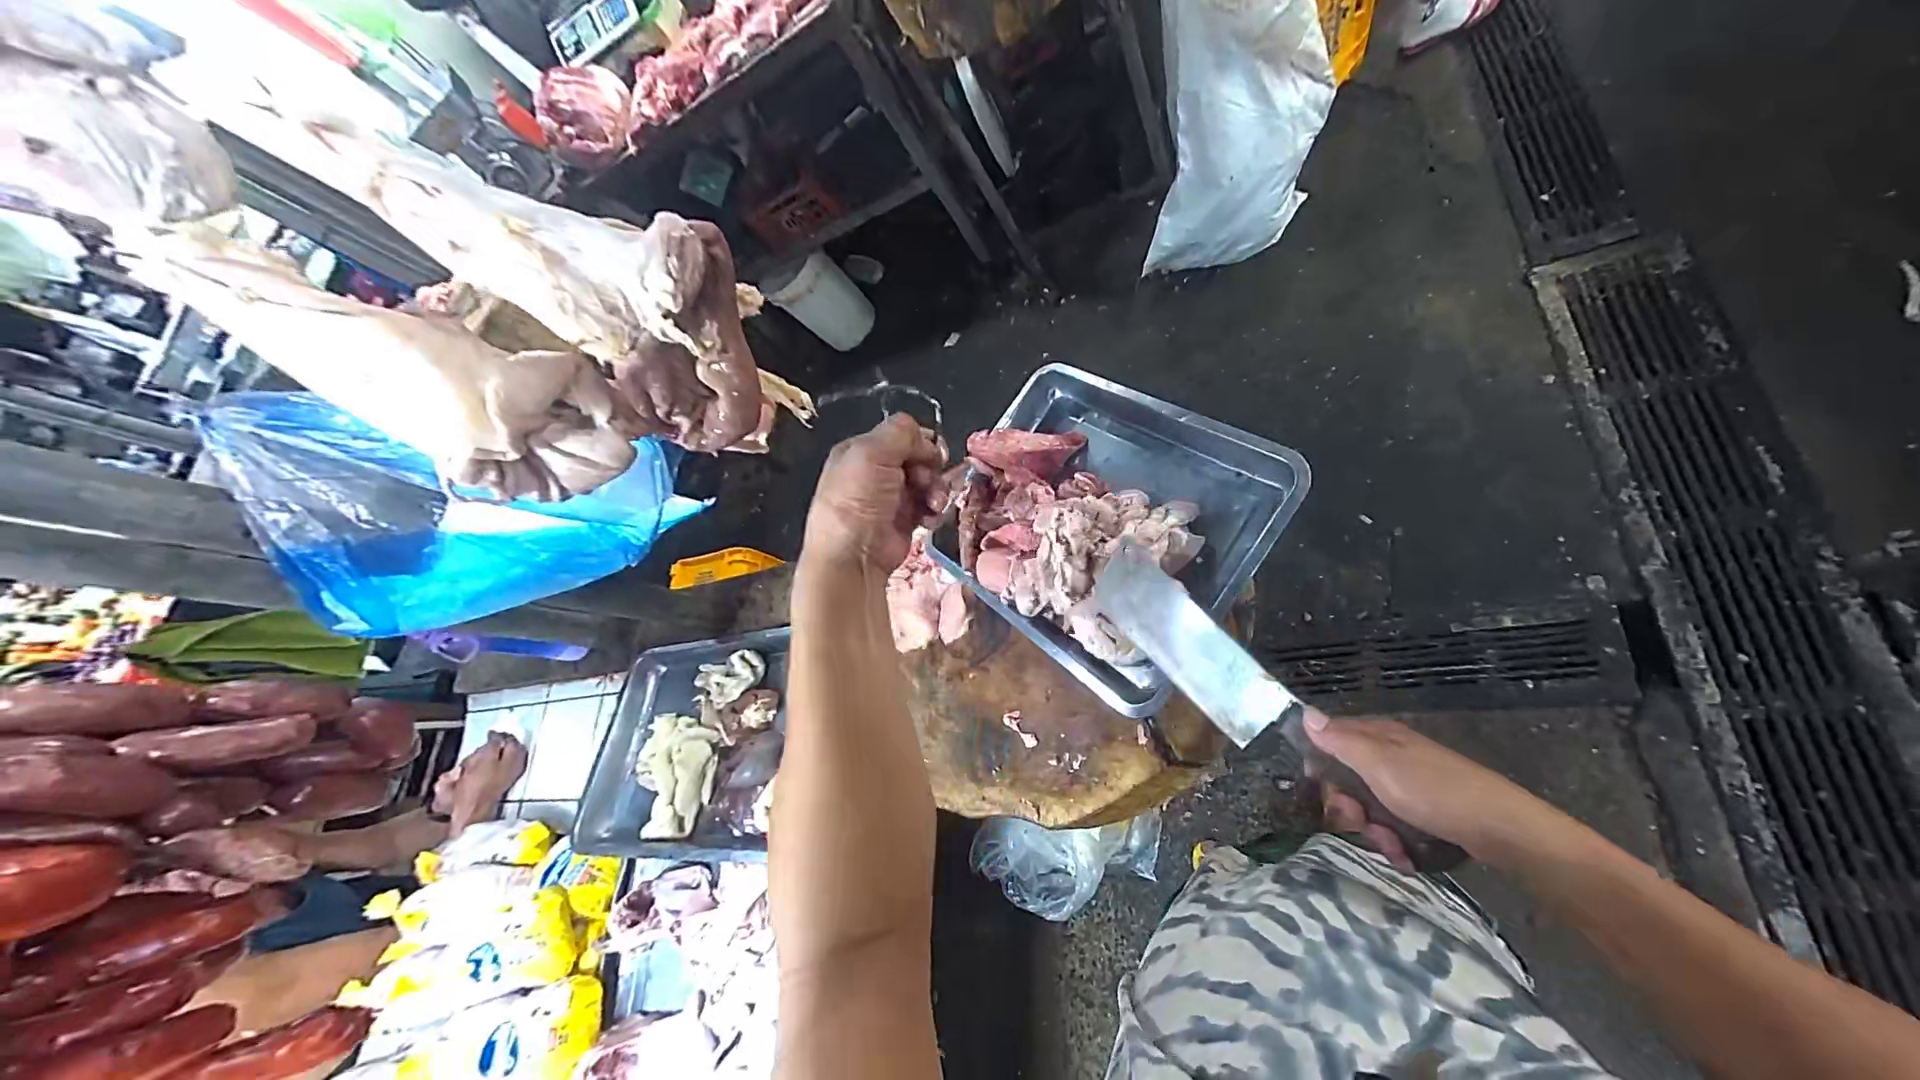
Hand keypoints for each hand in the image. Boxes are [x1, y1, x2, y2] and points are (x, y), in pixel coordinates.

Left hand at [802, 413, 948, 572]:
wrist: (853, 555)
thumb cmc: (857, 499)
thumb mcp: (871, 452)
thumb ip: (901, 432)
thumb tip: (927, 440)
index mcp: (861, 450)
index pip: (901, 434)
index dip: (919, 442)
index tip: (929, 454)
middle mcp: (875, 471)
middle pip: (919, 458)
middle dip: (930, 468)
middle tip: (926, 481)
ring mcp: (891, 497)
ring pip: (928, 482)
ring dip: (936, 490)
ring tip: (932, 504)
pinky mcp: (905, 521)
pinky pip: (929, 506)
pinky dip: (934, 511)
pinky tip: (930, 519)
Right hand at [1303, 707, 1565, 865]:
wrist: (1504, 831)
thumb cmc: (1436, 792)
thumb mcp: (1379, 765)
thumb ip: (1339, 741)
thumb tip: (1304, 712)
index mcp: (1376, 737)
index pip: (1328, 742)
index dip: (1320, 768)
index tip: (1324, 792)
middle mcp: (1389, 755)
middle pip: (1345, 779)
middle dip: (1348, 808)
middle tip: (1361, 822)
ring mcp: (1408, 784)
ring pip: (1368, 806)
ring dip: (1371, 831)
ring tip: (1391, 846)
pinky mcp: (1425, 810)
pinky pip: (1392, 823)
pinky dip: (1393, 841)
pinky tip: (1404, 855)